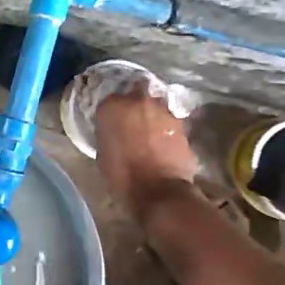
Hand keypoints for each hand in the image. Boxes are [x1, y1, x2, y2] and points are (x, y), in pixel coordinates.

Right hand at [94, 88, 199, 205]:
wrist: (158, 190)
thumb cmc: (122, 174)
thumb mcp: (103, 152)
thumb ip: (108, 133)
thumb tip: (115, 131)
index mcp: (112, 106)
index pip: (110, 100)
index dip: (112, 112)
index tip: (113, 121)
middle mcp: (137, 101)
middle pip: (136, 94)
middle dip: (135, 105)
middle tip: (133, 120)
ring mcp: (163, 110)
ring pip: (155, 106)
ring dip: (152, 115)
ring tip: (150, 131)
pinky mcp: (181, 124)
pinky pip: (169, 122)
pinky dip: (166, 129)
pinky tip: (163, 142)